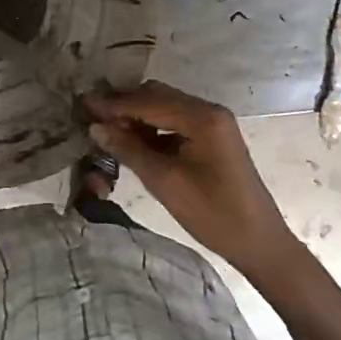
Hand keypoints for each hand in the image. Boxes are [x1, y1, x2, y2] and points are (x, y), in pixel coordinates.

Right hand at [84, 82, 297, 277]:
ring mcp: (212, 124)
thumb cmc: (213, 213)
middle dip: (123, 105)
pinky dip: (151, 129)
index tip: (82, 103)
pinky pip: (174, 123)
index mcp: (202, 117)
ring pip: (164, 109)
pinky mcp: (211, 139)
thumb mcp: (165, 182)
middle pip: (157, 96)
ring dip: (136, 116)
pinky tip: (131, 141)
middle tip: (90, 116)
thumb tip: (95, 127)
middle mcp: (209, 111)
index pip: (148, 101)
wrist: (258, 242)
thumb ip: (129, 149)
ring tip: (105, 129)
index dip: (113, 103)